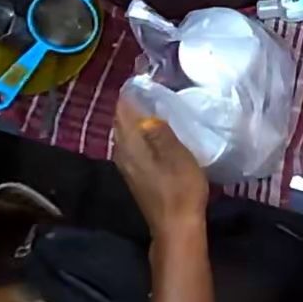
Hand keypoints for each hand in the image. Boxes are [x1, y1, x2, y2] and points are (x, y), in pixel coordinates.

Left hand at [110, 98, 208, 243]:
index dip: (132, 92)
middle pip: (123, 120)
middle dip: (135, 102)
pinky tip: (158, 130)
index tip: (148, 76)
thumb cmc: (180, 188)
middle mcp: (123, 153)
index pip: (123, 110)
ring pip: (128, 132)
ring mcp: (128, 165)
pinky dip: (143, 131)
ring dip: (139, 116)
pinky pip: (135, 144)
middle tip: (156, 86)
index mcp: (131, 145)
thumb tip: (144, 108)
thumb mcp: (176, 155)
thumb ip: (159, 131)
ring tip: (158, 102)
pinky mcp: (137, 174)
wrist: (176, 225)